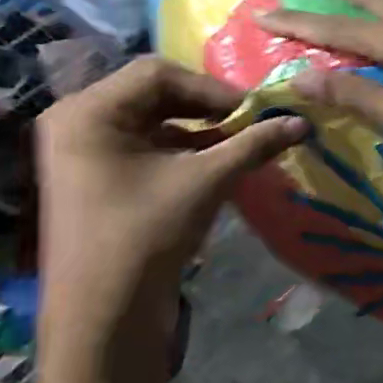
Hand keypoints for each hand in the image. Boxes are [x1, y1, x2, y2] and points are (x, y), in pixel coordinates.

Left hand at [35, 57, 305, 343]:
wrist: (105, 309)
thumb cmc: (146, 233)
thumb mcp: (207, 181)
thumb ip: (255, 145)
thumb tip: (303, 122)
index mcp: (88, 112)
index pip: (159, 73)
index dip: (213, 89)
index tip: (255, 113)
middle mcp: (79, 121)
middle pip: (156, 93)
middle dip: (209, 108)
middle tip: (252, 125)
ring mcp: (86, 151)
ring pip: (156, 120)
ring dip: (202, 128)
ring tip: (243, 145)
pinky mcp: (100, 175)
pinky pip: (149, 145)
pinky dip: (187, 148)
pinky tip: (220, 163)